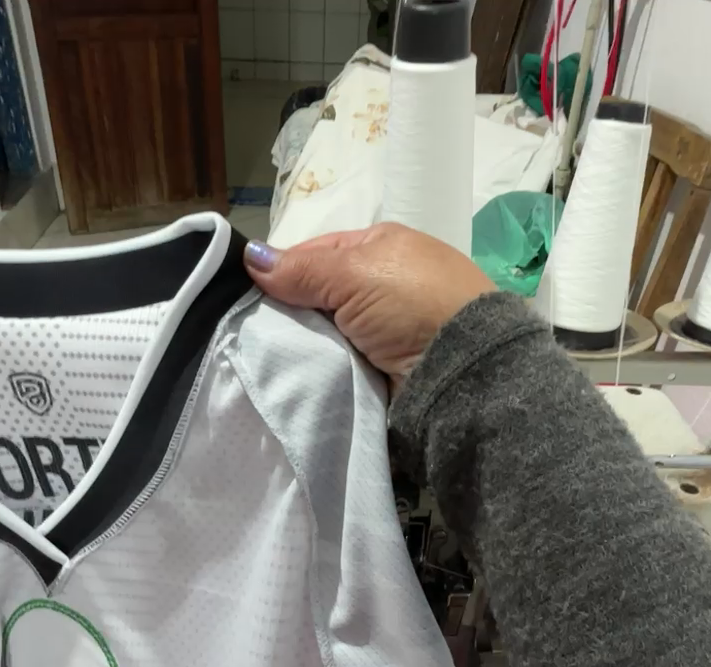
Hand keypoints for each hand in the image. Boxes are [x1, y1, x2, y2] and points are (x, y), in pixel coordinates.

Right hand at [244, 225, 495, 393]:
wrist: (462, 368)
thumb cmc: (412, 303)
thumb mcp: (354, 274)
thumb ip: (303, 270)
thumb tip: (251, 257)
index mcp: (379, 247)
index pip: (315, 254)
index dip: (282, 272)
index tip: (248, 296)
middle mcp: (382, 283)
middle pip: (319, 296)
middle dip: (291, 313)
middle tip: (254, 333)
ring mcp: (385, 326)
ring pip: (327, 332)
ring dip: (305, 344)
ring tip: (269, 358)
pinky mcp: (385, 365)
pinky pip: (342, 361)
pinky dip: (324, 367)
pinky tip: (299, 375)